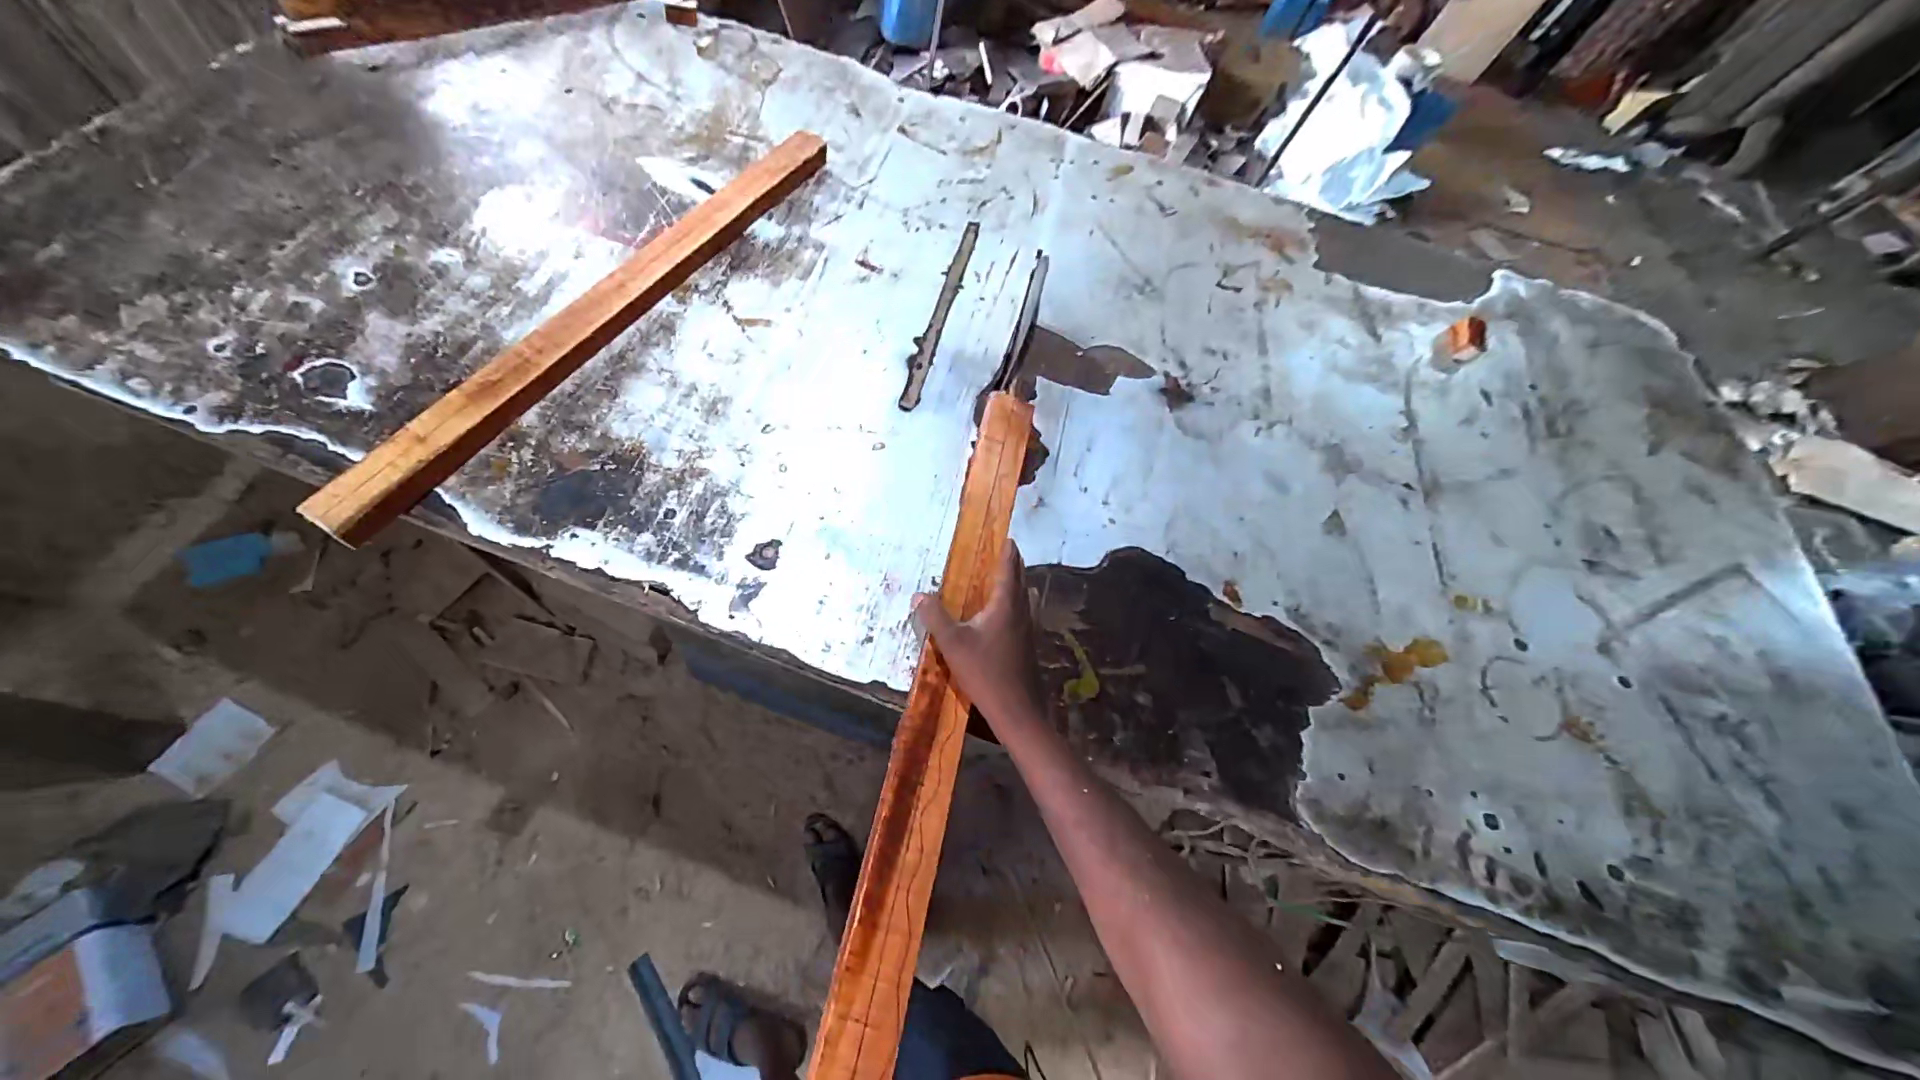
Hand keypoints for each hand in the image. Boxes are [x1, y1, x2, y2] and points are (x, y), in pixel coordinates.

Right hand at [912, 542, 1046, 728]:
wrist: (1017, 709)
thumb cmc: (985, 672)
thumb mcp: (952, 643)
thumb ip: (935, 616)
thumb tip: (919, 594)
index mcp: (1006, 603)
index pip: (1009, 566)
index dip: (1006, 548)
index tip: (1004, 533)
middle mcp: (1021, 610)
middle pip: (1020, 577)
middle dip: (1010, 561)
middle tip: (999, 549)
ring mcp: (1028, 628)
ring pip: (1023, 595)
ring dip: (1013, 581)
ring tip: (997, 576)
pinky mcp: (1027, 643)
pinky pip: (1020, 611)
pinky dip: (1012, 601)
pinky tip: (998, 613)